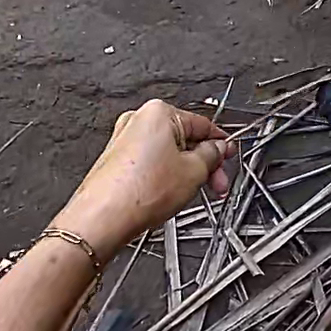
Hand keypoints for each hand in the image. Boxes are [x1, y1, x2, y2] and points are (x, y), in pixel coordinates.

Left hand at [52, 99, 235, 252]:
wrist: (102, 218)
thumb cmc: (138, 192)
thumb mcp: (193, 172)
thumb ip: (212, 155)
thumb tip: (218, 149)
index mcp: (159, 113)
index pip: (203, 124)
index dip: (220, 144)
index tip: (228, 156)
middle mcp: (138, 120)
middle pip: (185, 138)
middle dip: (204, 162)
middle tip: (216, 181)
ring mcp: (124, 140)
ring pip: (168, 152)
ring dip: (187, 171)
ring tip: (194, 192)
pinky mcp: (117, 160)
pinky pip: (152, 162)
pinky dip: (166, 175)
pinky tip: (171, 194)